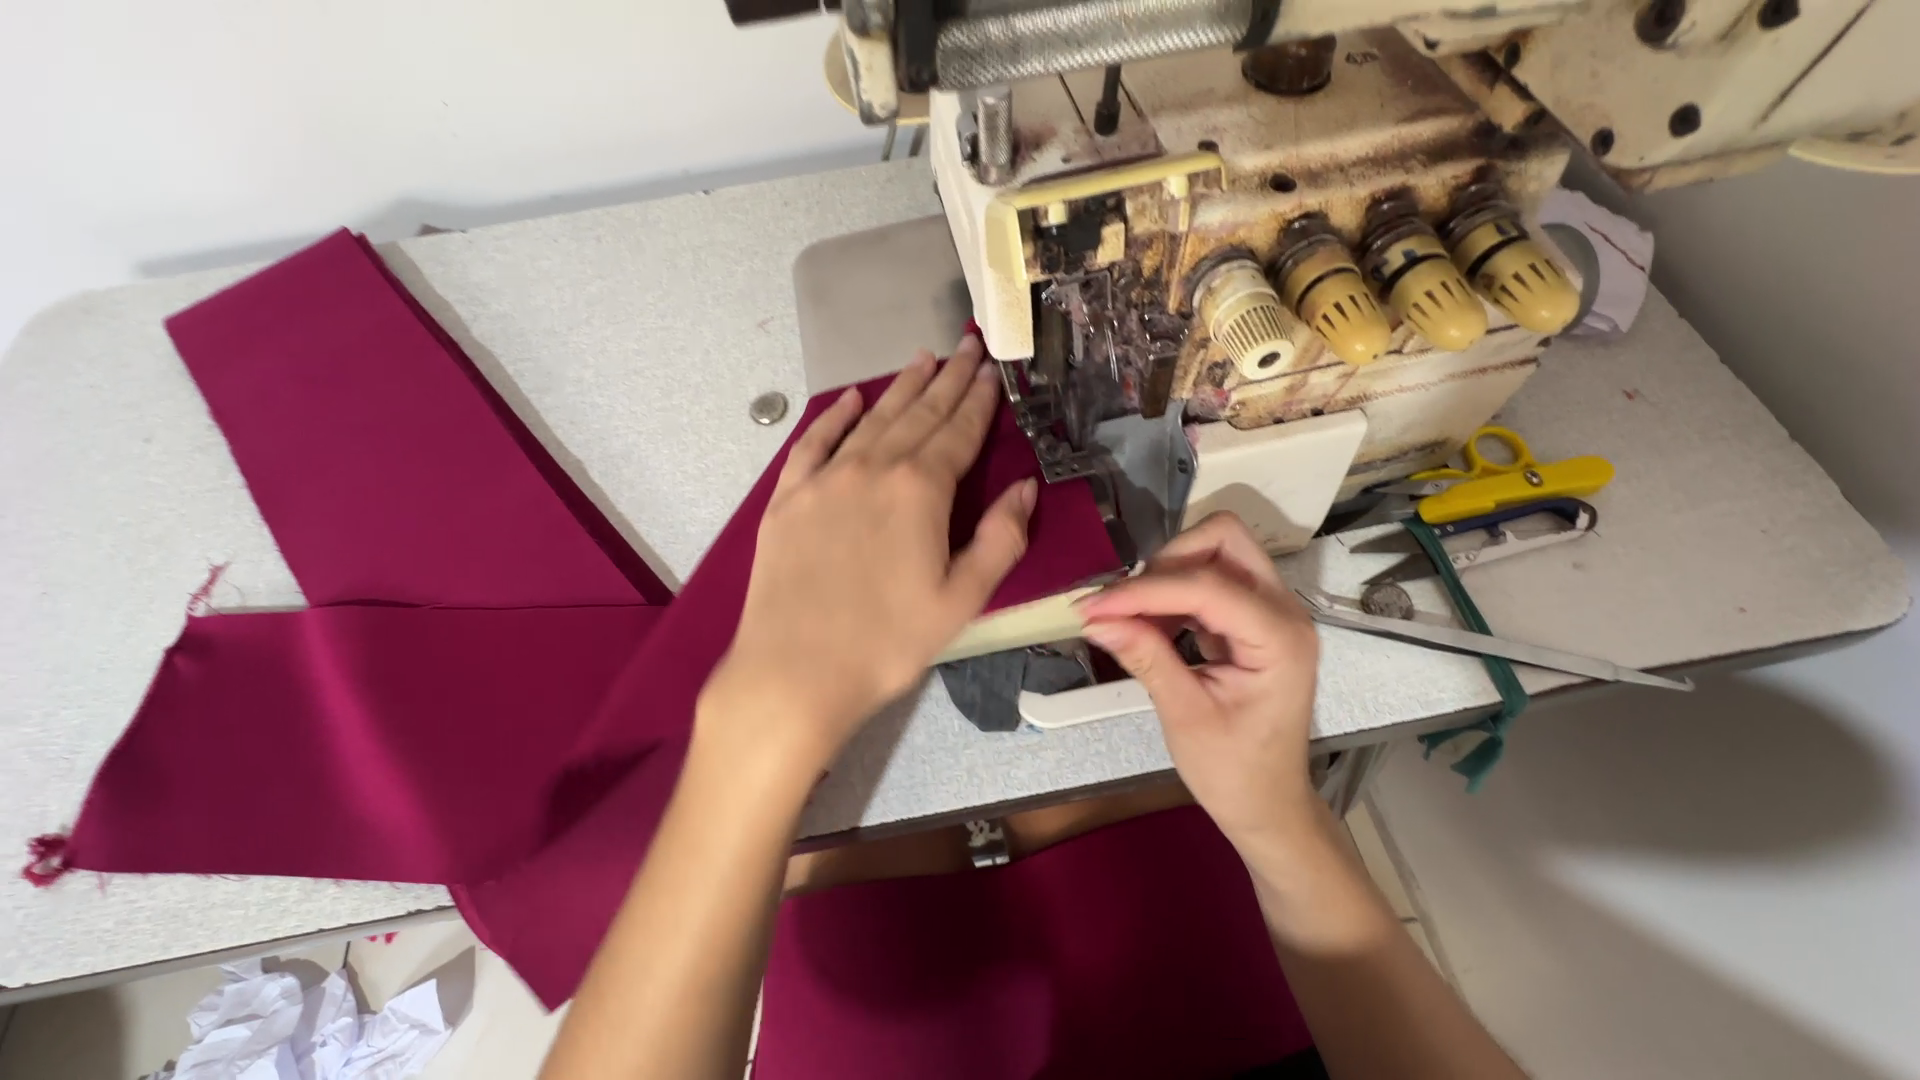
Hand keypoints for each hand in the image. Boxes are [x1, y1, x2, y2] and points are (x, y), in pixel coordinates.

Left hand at [702, 335, 1035, 771]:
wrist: (795, 671)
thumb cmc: (888, 642)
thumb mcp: (962, 599)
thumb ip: (1000, 538)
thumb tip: (1024, 487)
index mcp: (920, 490)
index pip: (958, 432)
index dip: (978, 400)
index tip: (990, 369)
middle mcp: (873, 469)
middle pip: (917, 414)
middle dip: (946, 379)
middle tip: (965, 346)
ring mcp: (824, 479)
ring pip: (872, 420)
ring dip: (900, 388)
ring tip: (922, 360)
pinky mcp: (788, 498)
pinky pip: (814, 442)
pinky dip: (834, 416)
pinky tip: (850, 398)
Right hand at [1075, 512, 1320, 849]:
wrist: (1269, 804)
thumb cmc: (1234, 771)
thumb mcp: (1184, 715)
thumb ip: (1145, 657)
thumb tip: (1095, 617)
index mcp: (1279, 638)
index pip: (1207, 585)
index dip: (1144, 590)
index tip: (1091, 606)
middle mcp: (1284, 610)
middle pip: (1224, 539)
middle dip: (1167, 560)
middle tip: (1127, 603)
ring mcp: (1272, 611)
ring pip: (1216, 552)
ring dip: (1168, 575)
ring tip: (1132, 617)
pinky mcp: (1253, 619)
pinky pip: (1211, 578)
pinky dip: (1174, 591)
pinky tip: (1150, 625)